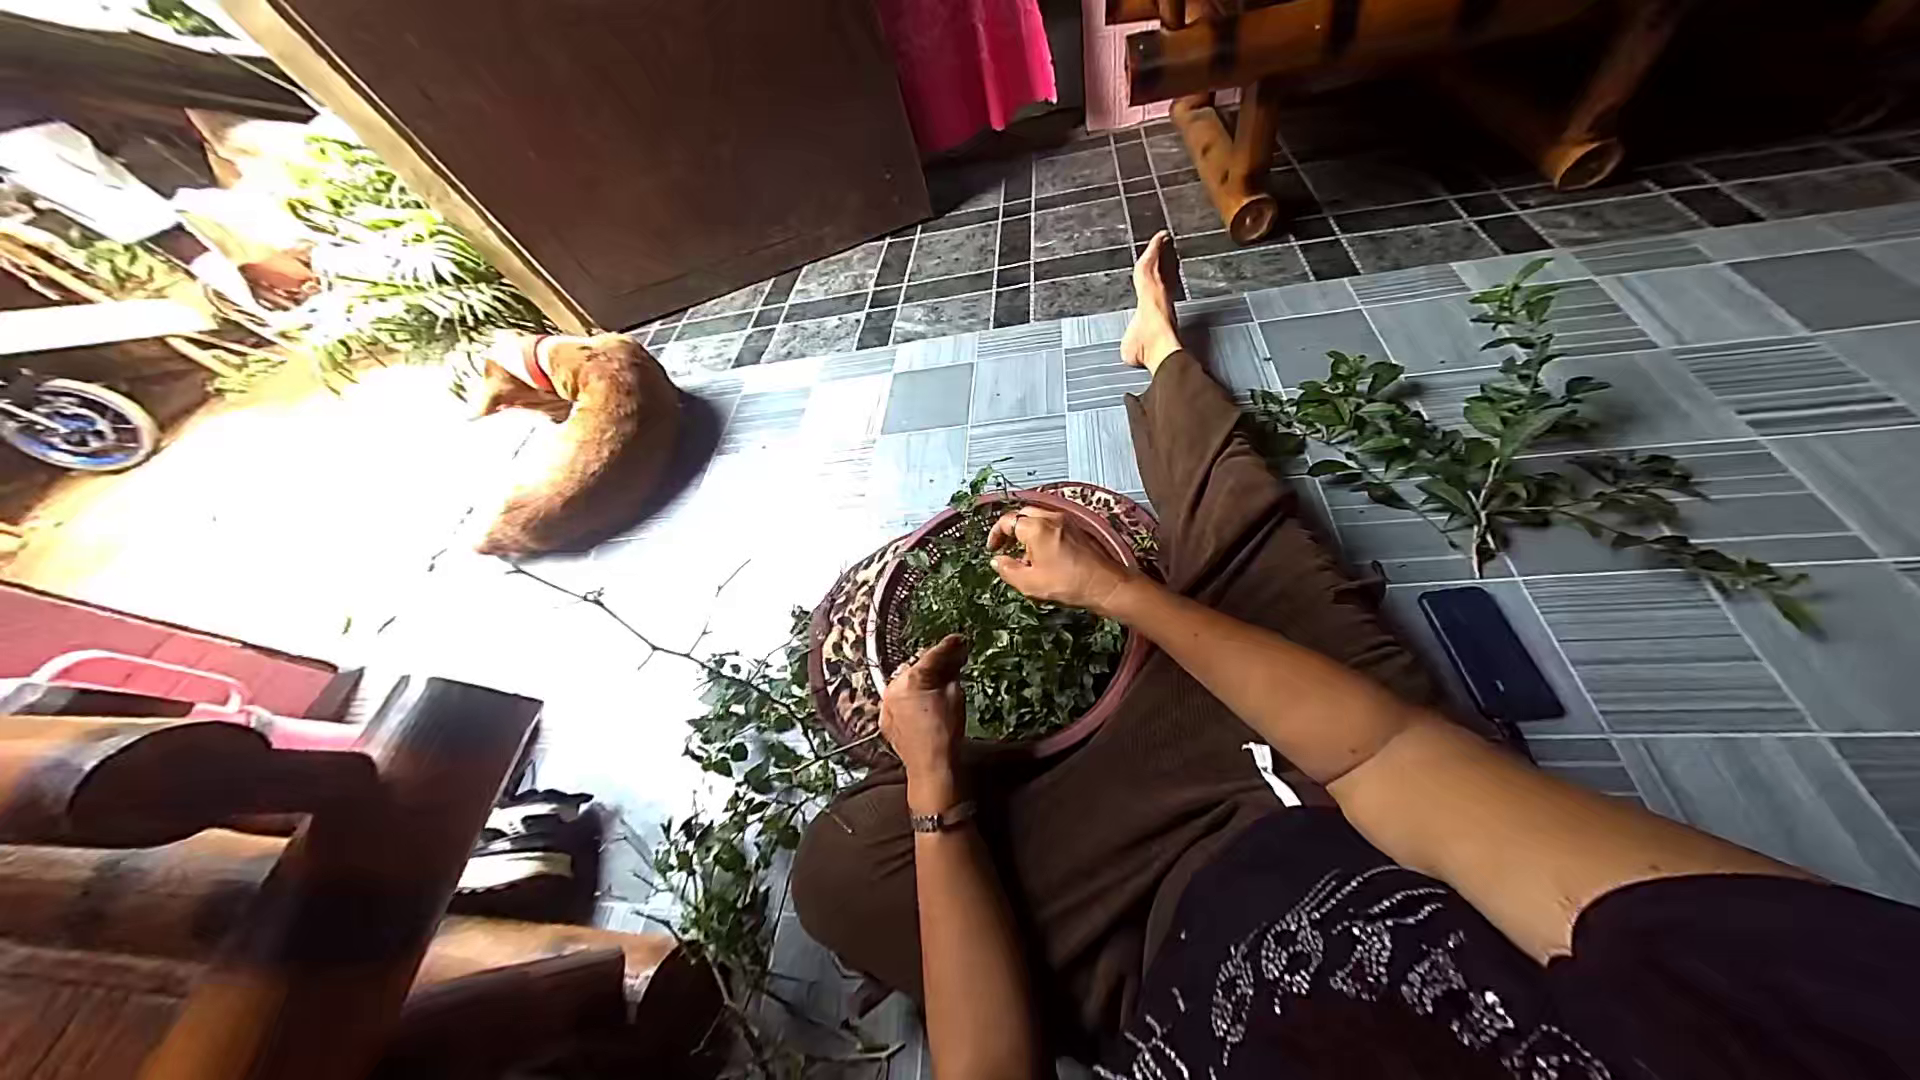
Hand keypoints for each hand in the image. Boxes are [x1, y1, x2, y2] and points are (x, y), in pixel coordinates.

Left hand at [880, 633, 968, 802]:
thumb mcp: (955, 696)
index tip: (959, 640)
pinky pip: (898, 700)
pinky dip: (910, 698)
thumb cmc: (946, 732)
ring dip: (920, 681)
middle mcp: (894, 687)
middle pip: (917, 667)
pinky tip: (923, 702)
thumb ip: (951, 673)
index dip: (949, 646)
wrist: (930, 766)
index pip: (933, 655)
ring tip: (937, 684)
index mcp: (912, 678)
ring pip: (905, 683)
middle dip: (934, 665)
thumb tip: (954, 659)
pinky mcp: (885, 719)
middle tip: (952, 663)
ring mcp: (887, 703)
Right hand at [986, 506, 1136, 614]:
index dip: (995, 534)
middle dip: (1010, 529)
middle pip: (1022, 514)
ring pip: (1037, 517)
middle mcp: (1051, 518)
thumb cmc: (1071, 583)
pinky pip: (1051, 524)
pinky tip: (1042, 555)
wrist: (1105, 584)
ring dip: (1026, 531)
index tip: (993, 547)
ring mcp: (1066, 522)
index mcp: (1036, 528)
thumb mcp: (1029, 583)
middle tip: (1005, 546)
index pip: (1007, 521)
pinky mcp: (1076, 529)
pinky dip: (1041, 533)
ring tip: (1024, 555)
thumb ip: (1007, 570)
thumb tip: (997, 562)